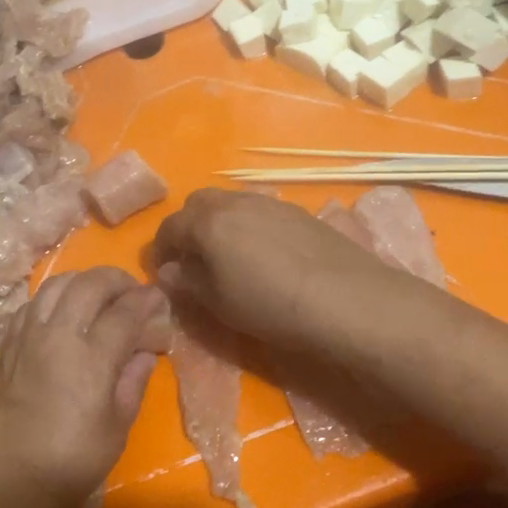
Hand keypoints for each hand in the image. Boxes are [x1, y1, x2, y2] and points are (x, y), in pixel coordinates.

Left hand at [0, 268, 166, 507]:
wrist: (4, 484)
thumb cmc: (68, 465)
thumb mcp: (115, 431)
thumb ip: (132, 383)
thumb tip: (145, 351)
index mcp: (89, 357)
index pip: (124, 313)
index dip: (145, 300)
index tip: (159, 296)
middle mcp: (57, 334)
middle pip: (89, 285)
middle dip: (116, 279)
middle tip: (132, 290)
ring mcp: (27, 335)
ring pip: (56, 284)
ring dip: (83, 281)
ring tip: (99, 294)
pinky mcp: (6, 344)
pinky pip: (33, 303)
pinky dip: (54, 296)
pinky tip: (62, 311)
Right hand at [152, 189, 386, 352]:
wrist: (348, 300)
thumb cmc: (270, 305)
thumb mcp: (218, 303)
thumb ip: (187, 282)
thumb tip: (169, 270)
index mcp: (205, 221)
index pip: (169, 228)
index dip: (160, 250)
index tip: (162, 272)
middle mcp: (233, 202)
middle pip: (198, 205)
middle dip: (189, 228)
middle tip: (194, 259)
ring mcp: (269, 202)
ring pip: (231, 204)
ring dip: (221, 225)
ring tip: (230, 257)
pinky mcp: (299, 212)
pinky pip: (260, 212)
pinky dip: (250, 227)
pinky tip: (266, 256)